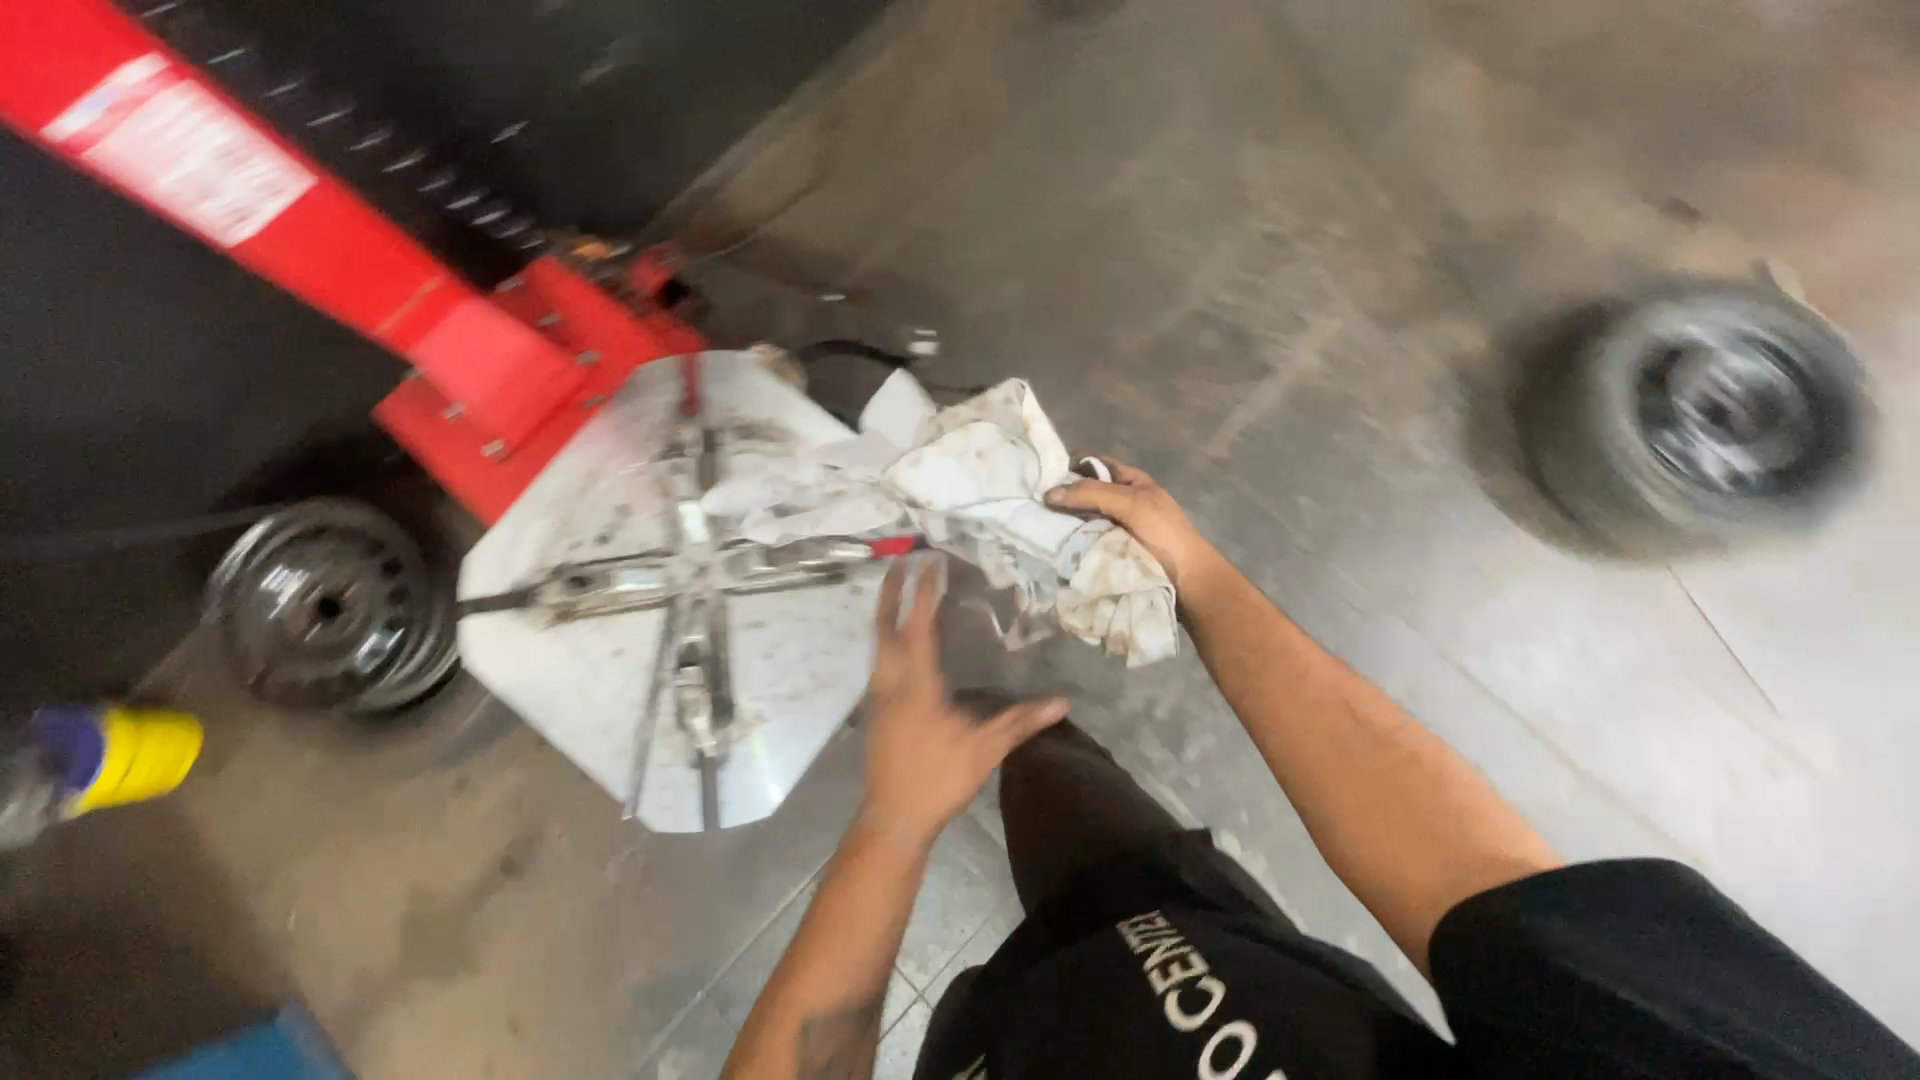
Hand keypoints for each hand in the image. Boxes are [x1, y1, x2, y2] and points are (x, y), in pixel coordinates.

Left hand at [859, 555, 1068, 849]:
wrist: (893, 818)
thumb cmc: (937, 780)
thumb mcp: (985, 751)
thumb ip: (1021, 723)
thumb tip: (1063, 702)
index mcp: (917, 686)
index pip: (918, 628)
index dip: (924, 595)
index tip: (929, 565)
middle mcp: (890, 683)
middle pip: (884, 627)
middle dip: (890, 592)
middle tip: (896, 562)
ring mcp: (877, 697)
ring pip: (876, 644)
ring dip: (884, 613)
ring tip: (895, 589)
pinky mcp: (874, 712)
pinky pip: (877, 661)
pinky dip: (884, 638)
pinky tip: (896, 642)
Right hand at [1044, 457, 1219, 588]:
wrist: (1184, 579)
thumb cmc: (1163, 532)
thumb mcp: (1130, 503)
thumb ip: (1092, 493)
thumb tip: (1047, 494)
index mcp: (1129, 481)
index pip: (1093, 464)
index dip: (1069, 464)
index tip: (1040, 473)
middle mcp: (1118, 501)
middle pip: (1082, 492)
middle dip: (1060, 495)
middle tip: (1030, 501)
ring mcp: (1111, 528)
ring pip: (1079, 518)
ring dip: (1060, 521)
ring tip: (1033, 523)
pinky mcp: (1105, 551)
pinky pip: (1081, 541)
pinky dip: (1067, 541)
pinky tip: (1047, 543)